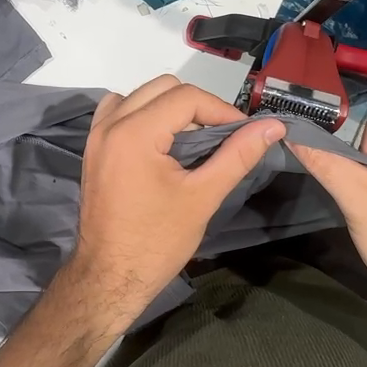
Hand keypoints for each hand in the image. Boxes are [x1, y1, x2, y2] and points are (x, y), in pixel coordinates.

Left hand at [61, 76, 286, 329]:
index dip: (222, 110)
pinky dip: (143, 115)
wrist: (109, 279)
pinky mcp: (93, 148)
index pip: (187, 97)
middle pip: (163, 88)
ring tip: (192, 140)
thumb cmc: (157, 242)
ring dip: (169, 108)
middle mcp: (111, 124)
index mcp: (134, 133)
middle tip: (221, 137)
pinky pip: (119, 111)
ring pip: (140, 95)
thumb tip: (273, 126)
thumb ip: (238, 155)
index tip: (244, 132)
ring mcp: (97, 135)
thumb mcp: (203, 196)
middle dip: (198, 106)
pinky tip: (161, 142)